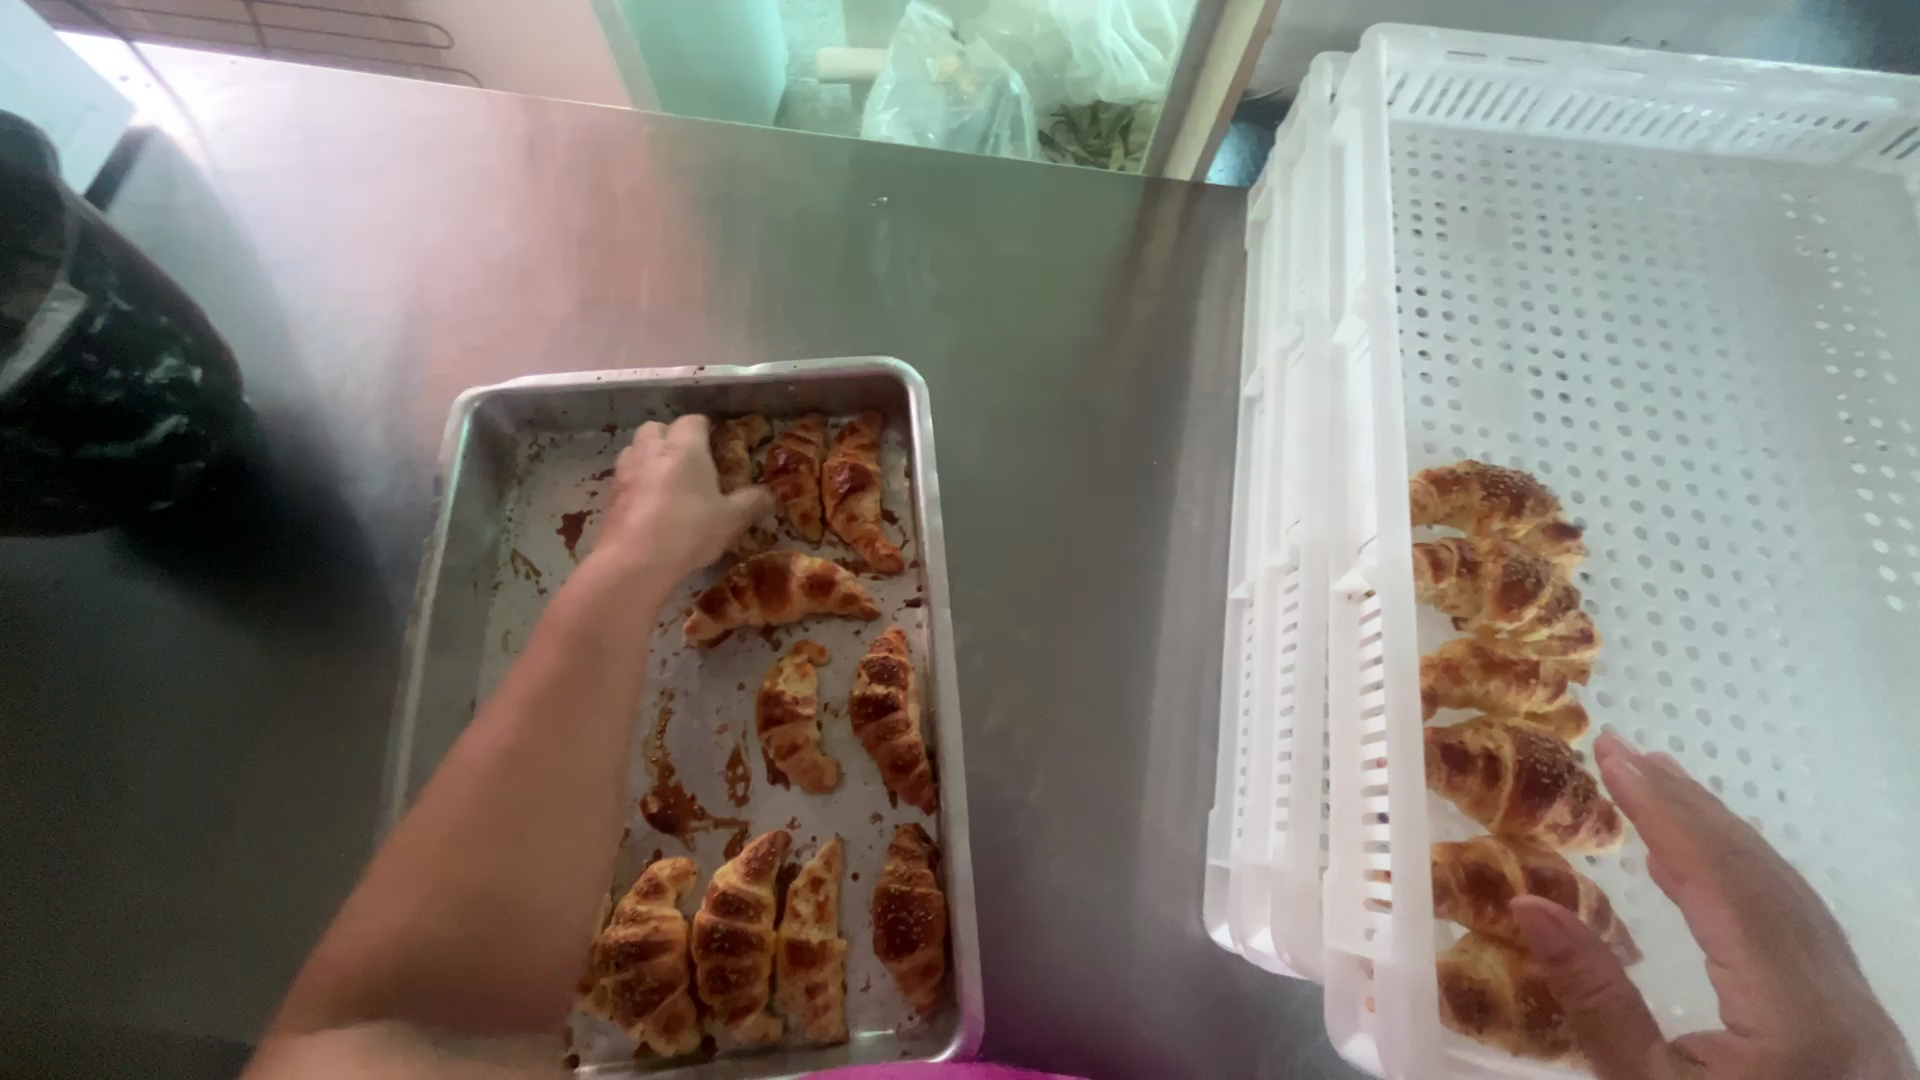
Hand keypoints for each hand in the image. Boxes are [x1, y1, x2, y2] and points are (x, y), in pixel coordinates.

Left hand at [588, 415, 771, 592]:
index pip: (694, 421)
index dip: (706, 429)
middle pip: (657, 427)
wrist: (635, 560)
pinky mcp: (610, 494)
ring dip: (649, 456)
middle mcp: (652, 450)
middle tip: (690, 461)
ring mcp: (626, 471)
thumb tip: (769, 495)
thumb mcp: (733, 519)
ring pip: (636, 448)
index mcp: (685, 448)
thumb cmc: (690, 530)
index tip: (717, 446)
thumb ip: (753, 502)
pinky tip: (649, 505)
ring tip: (667, 481)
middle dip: (672, 437)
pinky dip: (637, 482)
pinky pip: (625, 476)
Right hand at [1510, 731, 1916, 1079]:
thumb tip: (1525, 901)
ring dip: (1716, 830)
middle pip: (1764, 878)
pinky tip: (1691, 863)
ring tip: (1655, 782)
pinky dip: (1738, 872)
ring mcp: (1855, 1015)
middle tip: (1623, 749)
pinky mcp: (1847, 1025)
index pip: (1727, 886)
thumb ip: (1593, 998)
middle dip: (1689, 804)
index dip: (1666, 813)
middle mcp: (1842, 1005)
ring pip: (1787, 896)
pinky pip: (1792, 924)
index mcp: (1798, 1019)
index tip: (1613, 756)